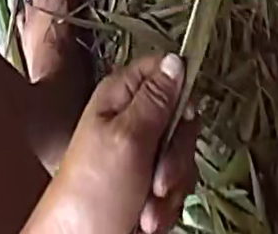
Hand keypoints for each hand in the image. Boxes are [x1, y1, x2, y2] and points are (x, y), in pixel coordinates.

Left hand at [26, 52, 200, 233]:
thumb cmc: (94, 192)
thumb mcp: (128, 138)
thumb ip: (156, 99)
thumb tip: (177, 59)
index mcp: (120, 94)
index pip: (163, 68)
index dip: (181, 90)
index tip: (183, 119)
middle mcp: (130, 117)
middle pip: (178, 115)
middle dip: (177, 154)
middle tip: (159, 180)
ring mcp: (138, 153)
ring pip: (180, 154)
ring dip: (172, 187)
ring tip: (149, 210)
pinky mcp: (144, 185)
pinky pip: (174, 185)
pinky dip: (167, 207)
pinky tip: (149, 221)